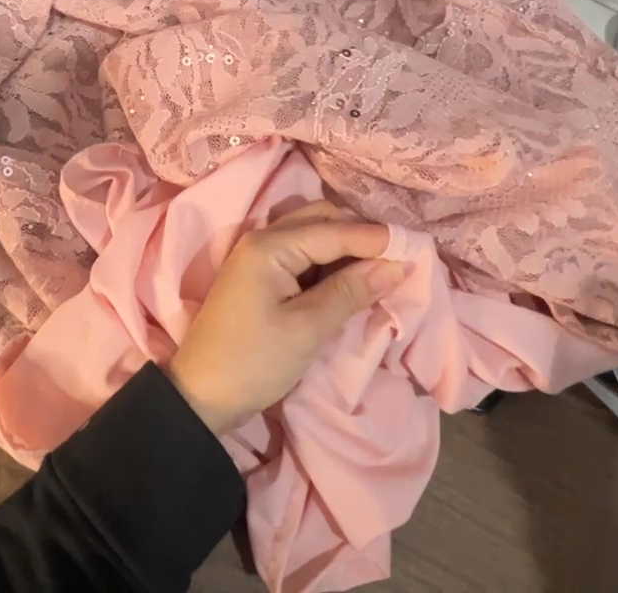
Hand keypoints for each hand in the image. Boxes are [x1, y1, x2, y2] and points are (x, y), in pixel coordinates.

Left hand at [167, 202, 403, 434]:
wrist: (200, 396)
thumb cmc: (253, 361)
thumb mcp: (306, 329)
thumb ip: (350, 292)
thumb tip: (394, 264)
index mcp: (270, 245)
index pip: (334, 231)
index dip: (376, 238)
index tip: (417, 248)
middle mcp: (264, 239)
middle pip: (322, 220)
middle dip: (360, 234)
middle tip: (399, 257)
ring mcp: (260, 257)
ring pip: (313, 236)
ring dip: (346, 247)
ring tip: (383, 268)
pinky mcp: (262, 277)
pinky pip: (303, 256)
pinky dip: (330, 263)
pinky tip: (353, 279)